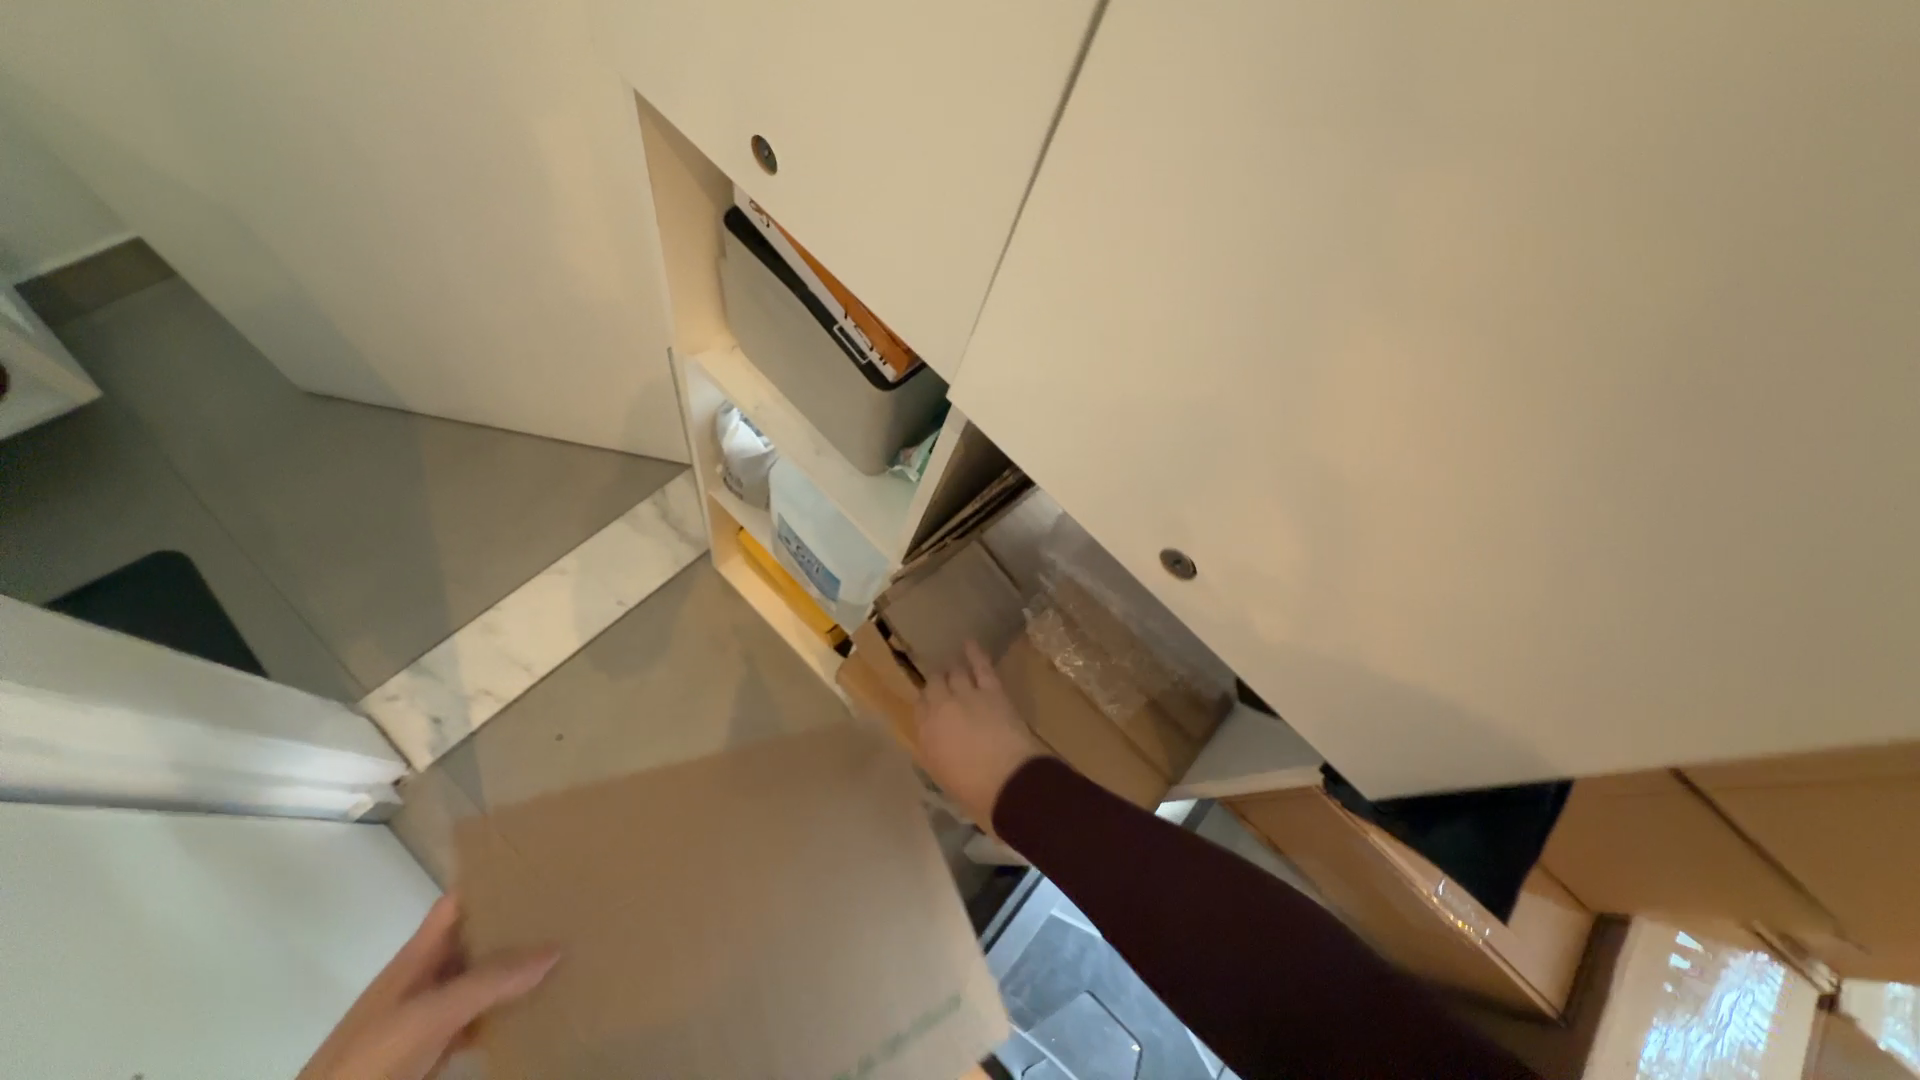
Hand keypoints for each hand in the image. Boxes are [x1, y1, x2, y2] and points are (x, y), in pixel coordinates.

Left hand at [298, 895, 558, 1079]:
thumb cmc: (371, 1055)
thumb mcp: (430, 1013)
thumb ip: (488, 981)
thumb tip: (555, 947)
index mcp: (418, 955)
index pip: (458, 903)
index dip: (491, 882)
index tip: (537, 867)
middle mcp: (426, 977)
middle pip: (476, 939)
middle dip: (516, 923)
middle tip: (566, 909)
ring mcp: (429, 1014)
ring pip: (481, 979)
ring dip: (516, 968)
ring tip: (565, 952)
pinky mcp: (435, 1047)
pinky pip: (481, 1018)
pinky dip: (508, 1010)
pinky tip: (537, 1009)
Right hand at [915, 640, 1048, 826]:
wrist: (1010, 783)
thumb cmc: (976, 792)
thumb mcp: (945, 776)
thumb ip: (938, 752)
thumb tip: (940, 742)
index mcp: (925, 735)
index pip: (919, 709)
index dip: (925, 705)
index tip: (930, 705)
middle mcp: (939, 710)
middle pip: (933, 686)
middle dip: (936, 683)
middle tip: (940, 682)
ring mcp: (965, 696)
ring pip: (954, 673)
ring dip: (952, 670)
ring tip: (952, 665)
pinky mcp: (991, 690)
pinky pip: (980, 666)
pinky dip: (974, 653)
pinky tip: (969, 642)